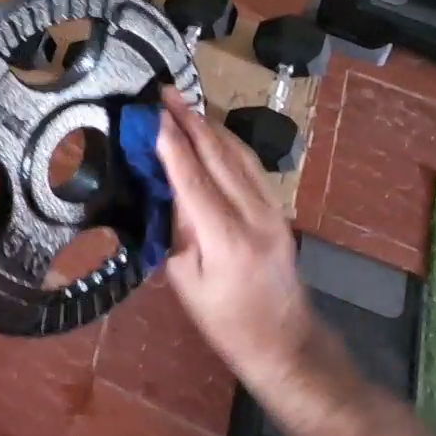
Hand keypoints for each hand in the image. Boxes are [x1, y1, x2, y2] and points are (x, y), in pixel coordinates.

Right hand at [155, 93, 314, 383]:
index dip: (171, 142)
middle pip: (218, 155)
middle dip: (189, 120)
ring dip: (208, 125)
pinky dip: (226, 141)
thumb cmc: (223, 320)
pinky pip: (250, 165)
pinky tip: (210, 130)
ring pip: (238, 153)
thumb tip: (162, 181)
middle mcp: (254, 216)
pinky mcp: (279, 210)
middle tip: (165, 92)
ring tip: (182, 103)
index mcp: (225, 238)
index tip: (152, 112)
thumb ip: (176, 225)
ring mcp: (272, 210)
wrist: (284, 343)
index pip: (192, 177)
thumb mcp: (184, 278)